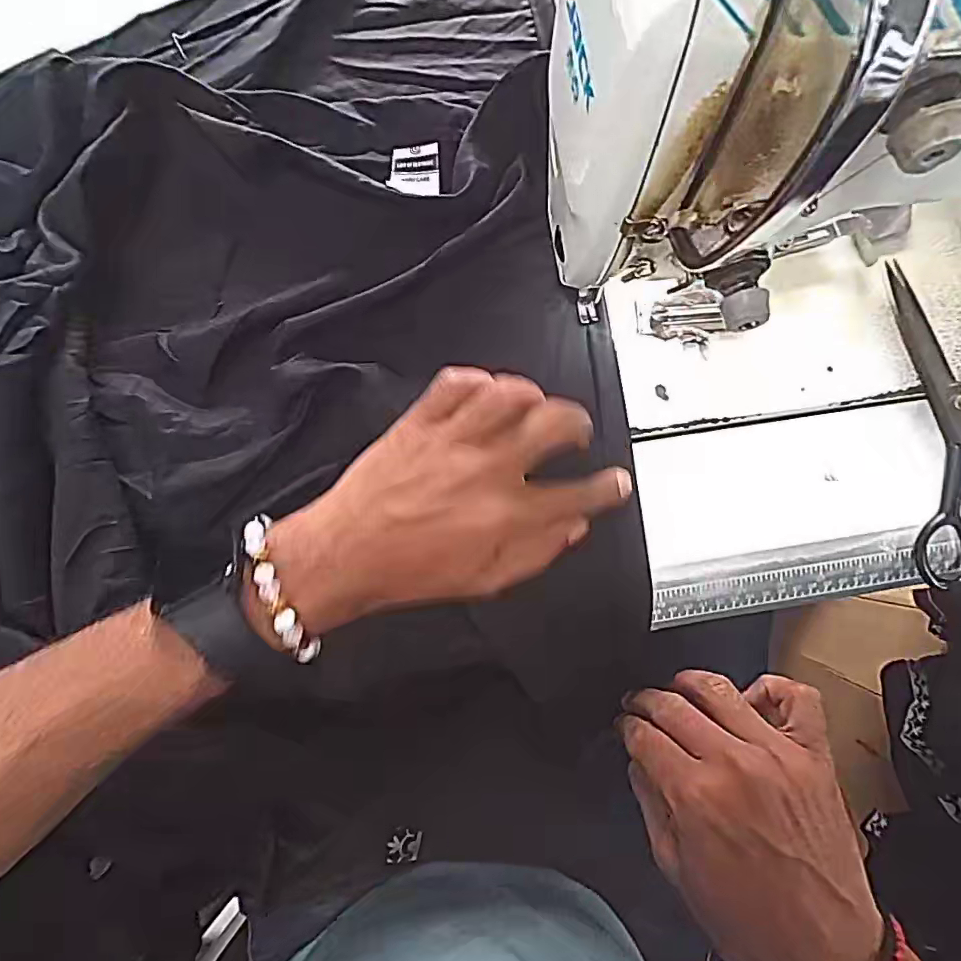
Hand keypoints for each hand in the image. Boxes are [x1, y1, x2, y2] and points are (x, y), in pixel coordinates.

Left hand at [266, 367, 631, 631]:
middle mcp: (485, 469)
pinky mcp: (419, 422)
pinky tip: (484, 393)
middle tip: (577, 432)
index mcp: (505, 513)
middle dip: (579, 424)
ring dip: (532, 395)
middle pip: (553, 424)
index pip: (578, 493)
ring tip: (535, 406)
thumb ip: (536, 552)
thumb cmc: (406, 570)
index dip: (608, 488)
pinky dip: (478, 380)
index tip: (614, 483)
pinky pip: (456, 383)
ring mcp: (452, 439)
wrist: (345, 552)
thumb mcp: (484, 579)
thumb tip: (569, 530)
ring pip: (509, 393)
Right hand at [620, 671, 885, 960]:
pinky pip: (795, 696)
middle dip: (645, 700)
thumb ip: (651, 804)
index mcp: (695, 796)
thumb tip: (638, 763)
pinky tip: (750, 700)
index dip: (626, 726)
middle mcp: (734, 765)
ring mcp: (778, 755)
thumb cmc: (755, 923)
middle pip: (671, 703)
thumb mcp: (677, 869)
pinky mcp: (814, 757)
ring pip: (720, 687)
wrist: (826, 951)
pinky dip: (769, 687)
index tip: (625, 726)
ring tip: (680, 691)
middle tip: (640, 706)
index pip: (643, 733)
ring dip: (688, 683)